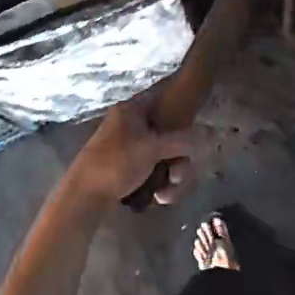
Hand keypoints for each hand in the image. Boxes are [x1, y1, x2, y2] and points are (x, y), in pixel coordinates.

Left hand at [64, 100, 196, 207]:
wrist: (83, 197)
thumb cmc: (116, 163)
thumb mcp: (153, 148)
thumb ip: (183, 140)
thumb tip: (212, 134)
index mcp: (133, 111)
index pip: (165, 97)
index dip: (184, 106)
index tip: (198, 120)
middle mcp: (132, 125)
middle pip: (170, 133)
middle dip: (180, 159)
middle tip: (178, 174)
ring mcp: (131, 147)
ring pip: (165, 155)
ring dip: (173, 175)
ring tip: (167, 193)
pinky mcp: (129, 168)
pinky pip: (155, 169)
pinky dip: (161, 182)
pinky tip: (160, 196)